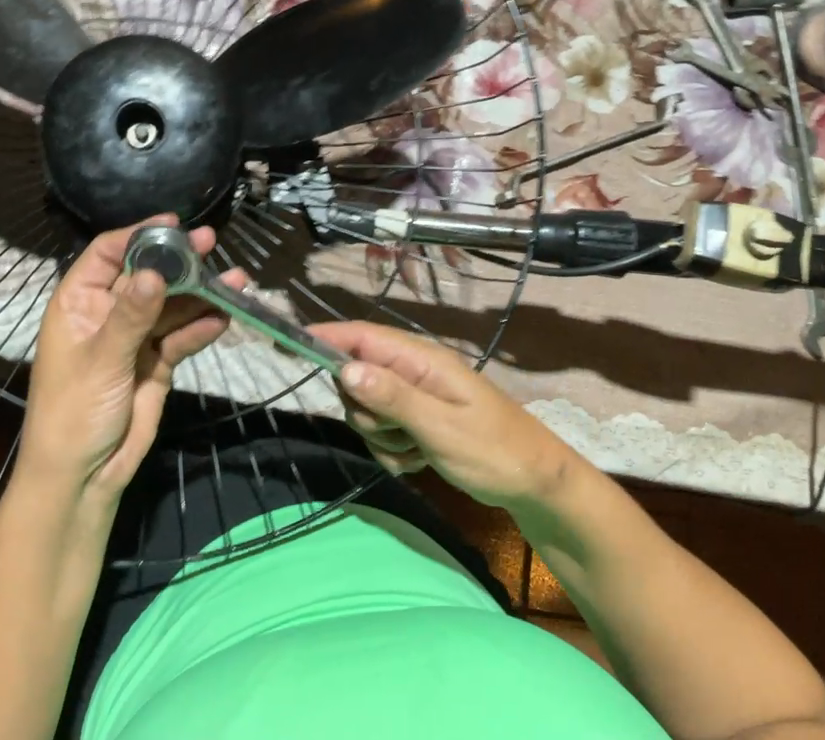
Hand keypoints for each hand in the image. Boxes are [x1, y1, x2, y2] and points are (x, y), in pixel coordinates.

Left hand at [20, 215, 246, 499]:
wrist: (82, 476)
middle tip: (212, 243)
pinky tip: (224, 320)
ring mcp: (134, 339)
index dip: (138, 236)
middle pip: (146, 276)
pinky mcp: (155, 365)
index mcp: (78, 303)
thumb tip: (154, 272)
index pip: (107, 254)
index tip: (173, 226)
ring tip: (237, 283)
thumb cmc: (74, 412)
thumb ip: (131, 317)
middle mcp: (107, 314)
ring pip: (171, 307)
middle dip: (178, 262)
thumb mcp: (101, 362)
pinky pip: (181, 339)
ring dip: (200, 296)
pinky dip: (201, 330)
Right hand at [310, 321, 579, 509]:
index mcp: (422, 360)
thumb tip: (345, 367)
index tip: (286, 343)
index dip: (324, 337)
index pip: (362, 337)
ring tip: (419, 451)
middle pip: (356, 378)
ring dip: (383, 437)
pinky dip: (395, 451)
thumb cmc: (496, 452)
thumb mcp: (442, 427)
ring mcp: (416, 398)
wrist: (538, 486)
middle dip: (365, 410)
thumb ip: (393, 396)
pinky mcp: (417, 423)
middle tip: (397, 431)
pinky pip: (384, 434)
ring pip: (367, 410)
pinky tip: (422, 461)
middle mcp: (414, 372)